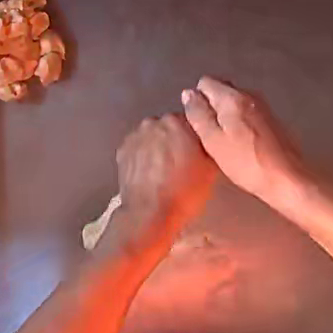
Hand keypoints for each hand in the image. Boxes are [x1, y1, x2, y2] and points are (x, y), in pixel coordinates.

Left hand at [107, 114, 215, 252]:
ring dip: (158, 147)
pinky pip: (137, 148)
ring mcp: (135, 135)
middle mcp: (153, 122)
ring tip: (164, 171)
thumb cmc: (185, 191)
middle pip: (169, 127)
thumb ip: (208, 143)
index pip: (190, 120)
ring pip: (152, 137)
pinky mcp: (122, 150)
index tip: (197, 150)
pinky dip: (143, 156)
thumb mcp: (210, 167)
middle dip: (175, 139)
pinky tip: (150, 174)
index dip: (194, 136)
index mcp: (177, 121)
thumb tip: (206, 136)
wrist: (149, 213)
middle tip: (182, 162)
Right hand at [180, 77, 306, 203]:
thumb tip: (188, 93)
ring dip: (226, 115)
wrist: (288, 180)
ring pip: (234, 101)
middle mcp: (249, 94)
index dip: (197, 100)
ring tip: (226, 141)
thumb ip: (198, 114)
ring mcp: (263, 105)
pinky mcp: (272, 119)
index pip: (205, 82)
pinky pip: (247, 111)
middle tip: (211, 134)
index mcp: (232, 97)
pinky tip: (241, 143)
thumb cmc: (246, 162)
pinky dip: (239, 121)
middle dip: (212, 106)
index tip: (200, 123)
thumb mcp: (213, 141)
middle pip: (221, 88)